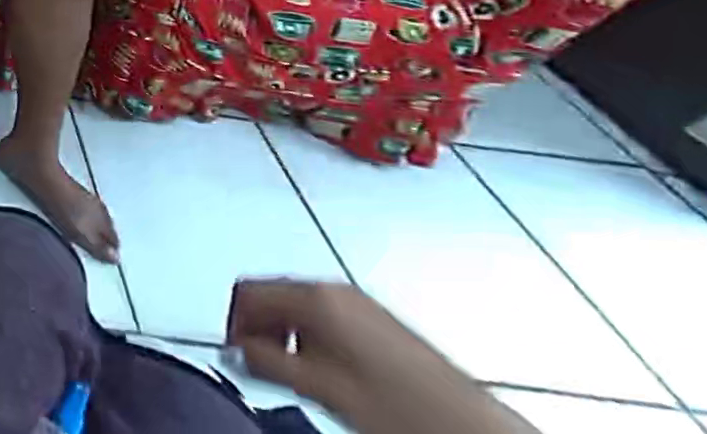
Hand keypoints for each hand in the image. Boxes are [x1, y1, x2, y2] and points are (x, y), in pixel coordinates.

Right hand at [227, 279, 536, 433]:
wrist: (473, 428)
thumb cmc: (404, 410)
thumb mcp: (322, 388)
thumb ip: (269, 362)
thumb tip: (236, 349)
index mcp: (316, 296)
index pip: (247, 289)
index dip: (233, 320)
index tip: (235, 351)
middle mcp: (334, 288)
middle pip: (270, 293)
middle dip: (258, 326)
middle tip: (260, 364)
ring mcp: (356, 300)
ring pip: (295, 304)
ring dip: (282, 333)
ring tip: (293, 372)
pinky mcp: (374, 317)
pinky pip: (320, 314)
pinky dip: (308, 335)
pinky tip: (323, 369)